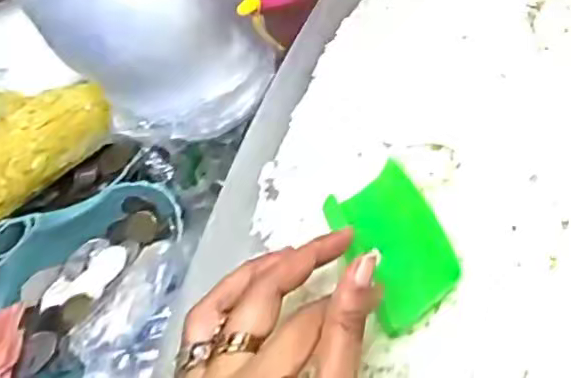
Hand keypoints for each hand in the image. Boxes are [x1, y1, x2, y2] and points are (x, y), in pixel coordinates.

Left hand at [179, 229, 380, 377]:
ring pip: (217, 307)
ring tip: (294, 252)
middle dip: (307, 259)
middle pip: (263, 300)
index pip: (309, 319)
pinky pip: (197, 330)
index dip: (346, 293)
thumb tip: (366, 263)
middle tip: (342, 238)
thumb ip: (346, 332)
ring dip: (259, 271)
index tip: (373, 276)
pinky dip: (227, 298)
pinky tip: (253, 285)